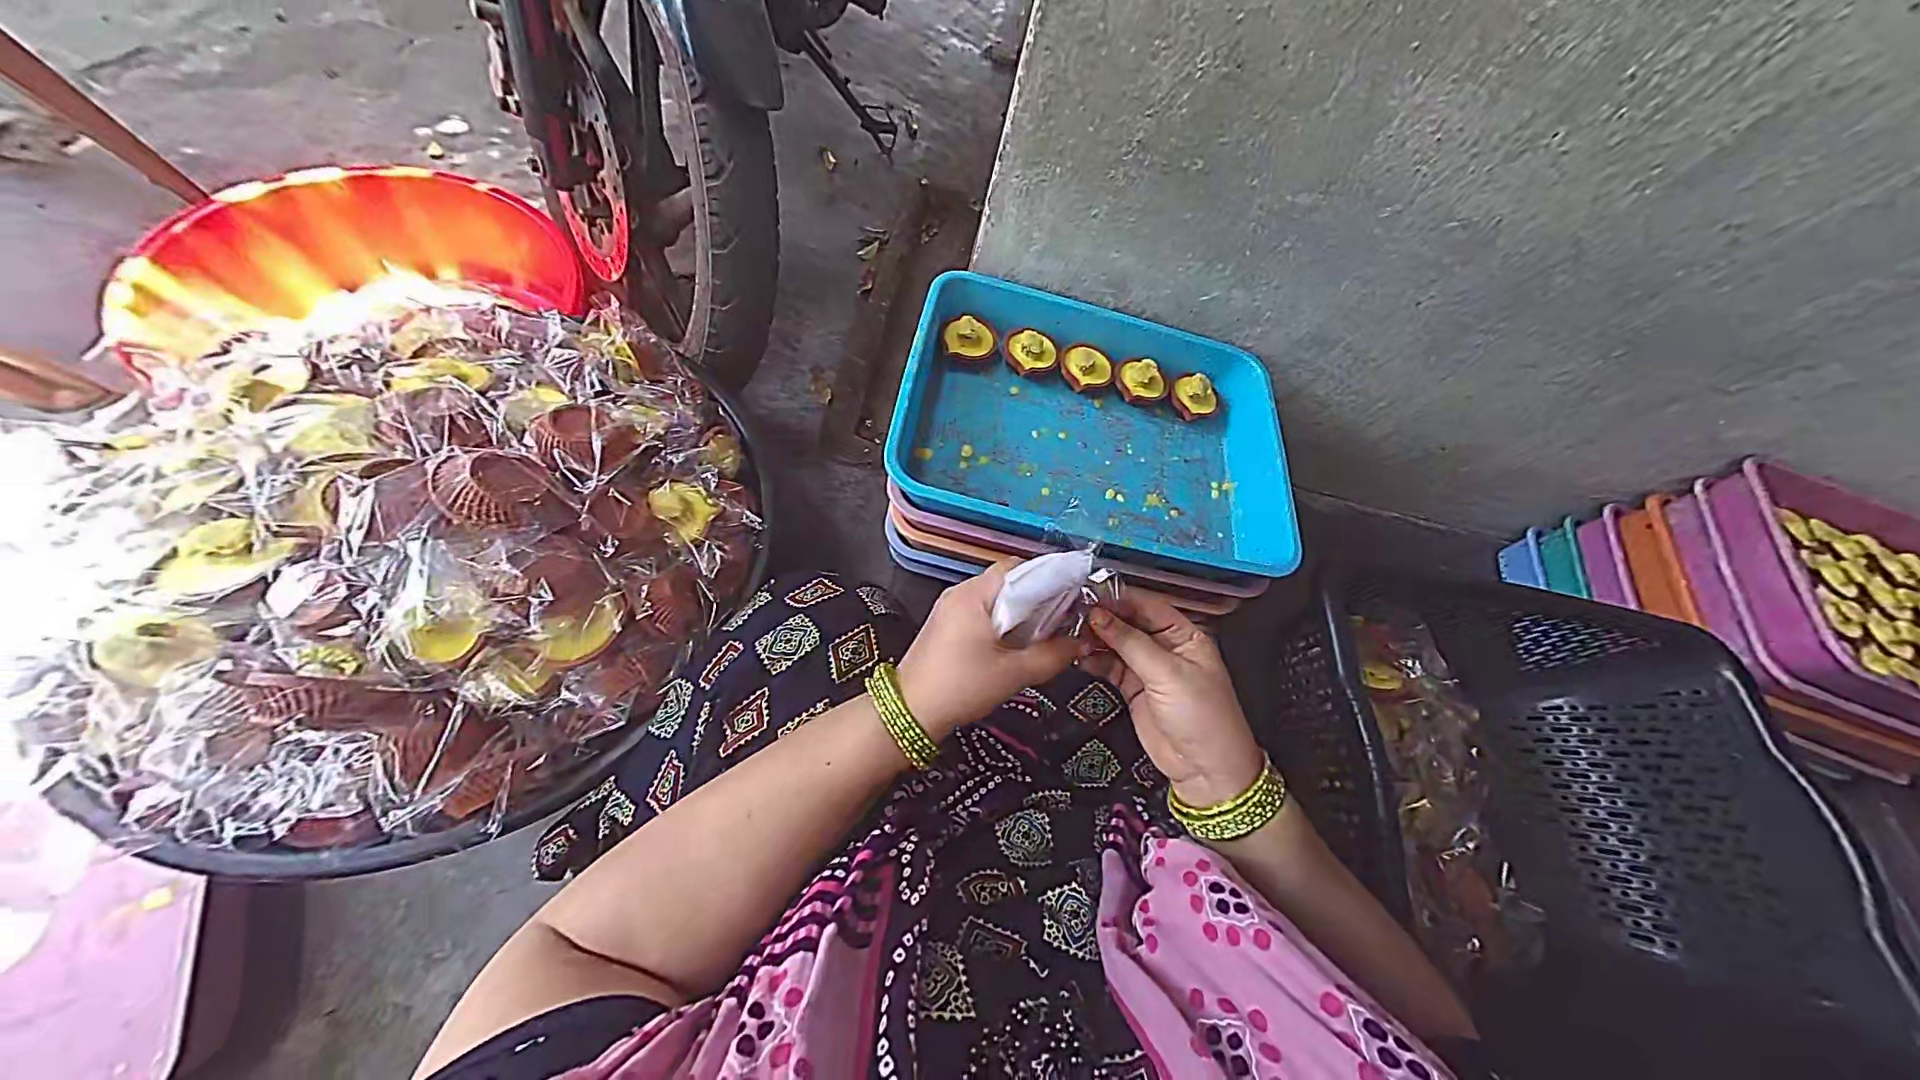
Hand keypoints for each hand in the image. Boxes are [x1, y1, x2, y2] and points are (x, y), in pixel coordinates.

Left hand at [895, 559, 1089, 736]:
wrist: (911, 711)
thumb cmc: (961, 687)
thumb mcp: (1013, 674)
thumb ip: (1052, 656)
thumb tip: (1080, 644)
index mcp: (974, 594)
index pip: (1018, 568)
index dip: (1049, 577)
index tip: (1072, 595)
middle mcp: (960, 592)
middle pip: (1007, 581)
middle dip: (1037, 597)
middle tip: (1063, 617)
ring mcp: (950, 607)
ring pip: (995, 597)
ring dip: (1020, 611)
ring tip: (1044, 632)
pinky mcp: (946, 624)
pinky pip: (982, 611)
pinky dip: (1002, 620)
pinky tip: (1016, 642)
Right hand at [1083, 592, 1265, 807]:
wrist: (1206, 770)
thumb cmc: (1205, 719)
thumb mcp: (1168, 674)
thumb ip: (1130, 642)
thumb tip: (1100, 616)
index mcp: (1184, 635)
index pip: (1147, 605)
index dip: (1119, 599)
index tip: (1090, 595)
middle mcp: (1165, 647)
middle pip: (1128, 622)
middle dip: (1102, 618)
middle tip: (1074, 614)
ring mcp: (1148, 668)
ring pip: (1115, 643)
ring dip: (1094, 639)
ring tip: (1073, 636)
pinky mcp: (1134, 687)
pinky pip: (1109, 666)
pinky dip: (1094, 661)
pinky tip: (1080, 657)